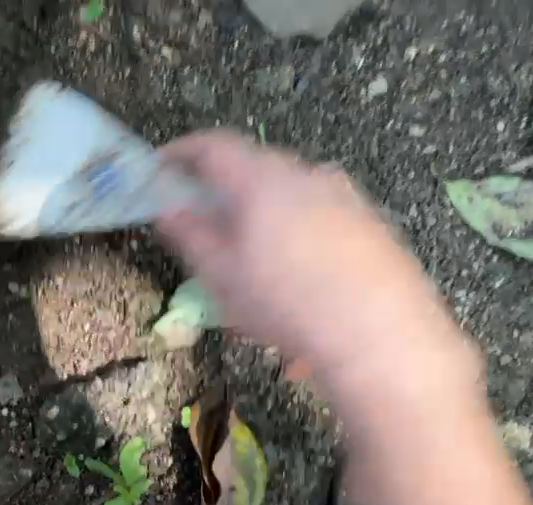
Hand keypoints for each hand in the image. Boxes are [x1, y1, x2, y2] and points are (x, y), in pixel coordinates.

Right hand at [155, 132, 486, 432]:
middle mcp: (307, 174)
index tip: (157, 168)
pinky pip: (311, 216)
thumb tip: (168, 210)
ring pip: (283, 195)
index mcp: (263, 181)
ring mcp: (342, 194)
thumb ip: (190, 235)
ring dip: (253, 216)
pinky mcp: (365, 220)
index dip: (180, 153)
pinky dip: (285, 233)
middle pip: (251, 169)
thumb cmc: (283, 302)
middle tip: (195, 224)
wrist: (376, 330)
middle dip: (218, 192)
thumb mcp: (219, 276)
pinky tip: (282, 281)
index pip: (214, 147)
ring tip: (241, 265)